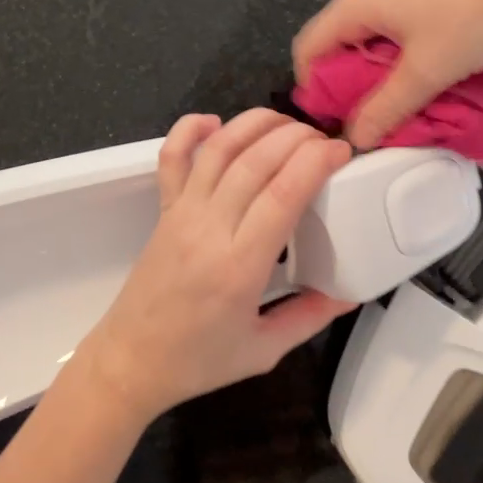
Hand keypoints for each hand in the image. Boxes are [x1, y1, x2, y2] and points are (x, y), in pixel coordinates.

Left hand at [73, 110, 357, 423]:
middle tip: (325, 140)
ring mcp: (181, 213)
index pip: (281, 195)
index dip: (315, 162)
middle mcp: (209, 229)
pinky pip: (172, 157)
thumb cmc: (198, 360)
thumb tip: (352, 291)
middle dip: (296, 138)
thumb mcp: (264, 350)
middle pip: (255, 162)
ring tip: (289, 124)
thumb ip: (310, 316)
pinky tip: (217, 122)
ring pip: (219, 149)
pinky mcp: (163, 209)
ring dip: (255, 124)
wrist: (130, 361)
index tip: (342, 152)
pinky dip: (190, 129)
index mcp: (239, 267)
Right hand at [293, 0, 482, 148]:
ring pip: (369, 25)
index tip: (333, 118)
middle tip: (368, 111)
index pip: (309, 46)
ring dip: (375, 61)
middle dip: (345, 77)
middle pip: (337, 35)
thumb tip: (355, 138)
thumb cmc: (468, 21)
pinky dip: (397, 43)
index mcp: (355, 3)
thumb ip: (386, 109)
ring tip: (401, 91)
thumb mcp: (425, 74)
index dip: (312, 86)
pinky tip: (428, 59)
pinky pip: (394, 14)